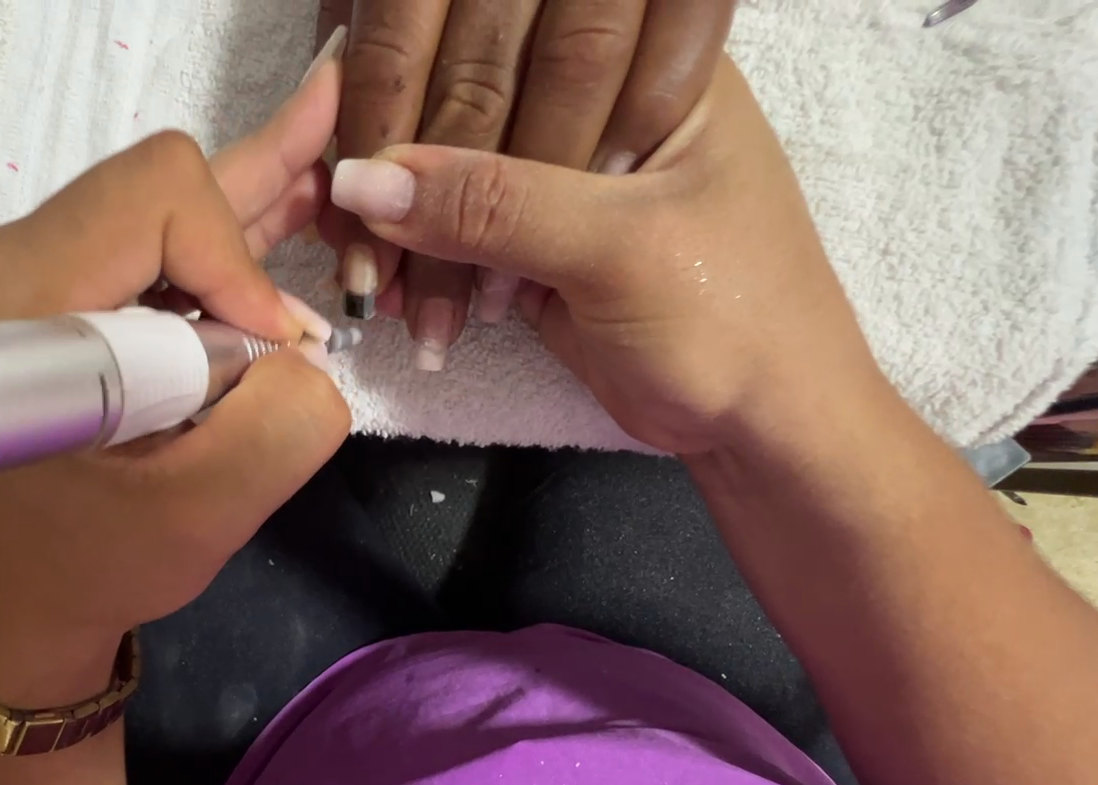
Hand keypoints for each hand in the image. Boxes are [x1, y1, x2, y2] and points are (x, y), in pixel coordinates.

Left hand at [0, 61, 350, 668]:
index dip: (238, 264)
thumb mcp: (212, 509)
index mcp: (26, 302)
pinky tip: (291, 195)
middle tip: (342, 193)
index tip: (273, 354)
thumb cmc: (112, 558)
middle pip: (164, 184)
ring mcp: (39, 271)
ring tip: (328, 160)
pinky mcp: (71, 291)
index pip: (161, 199)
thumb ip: (283, 422)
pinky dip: (234, 234)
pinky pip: (162, 238)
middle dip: (255, 226)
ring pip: (169, 201)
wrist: (52, 585)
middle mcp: (15, 261)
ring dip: (255, 206)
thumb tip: (306, 349)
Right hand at [328, 59, 875, 456]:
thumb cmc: (724, 317)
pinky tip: (393, 292)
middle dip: (407, 181)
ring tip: (368, 283)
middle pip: (473, 117)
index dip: (419, 95)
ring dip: (410, 237)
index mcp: (649, 67)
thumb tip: (362, 180)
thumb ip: (492, 205)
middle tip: (348, 236)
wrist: (751, 423)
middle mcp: (602, 111)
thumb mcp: (612, 249)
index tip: (346, 154)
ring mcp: (567, 184)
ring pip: (461, 185)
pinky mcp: (541, 247)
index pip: (508, 48)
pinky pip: (466, 242)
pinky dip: (428, 271)